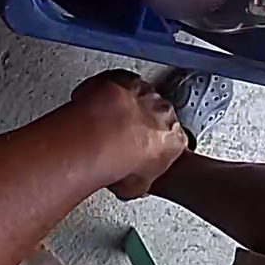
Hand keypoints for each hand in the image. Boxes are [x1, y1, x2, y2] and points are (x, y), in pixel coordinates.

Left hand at [68, 70, 188, 199]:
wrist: (106, 138)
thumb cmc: (123, 161)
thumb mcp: (137, 186)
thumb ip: (140, 179)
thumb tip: (128, 181)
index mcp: (174, 137)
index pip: (172, 140)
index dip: (155, 144)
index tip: (140, 151)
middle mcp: (164, 110)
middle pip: (154, 113)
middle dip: (139, 121)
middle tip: (117, 136)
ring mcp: (143, 92)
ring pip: (135, 95)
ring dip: (122, 104)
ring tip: (100, 121)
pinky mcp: (121, 78)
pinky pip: (114, 81)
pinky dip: (103, 89)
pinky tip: (90, 103)